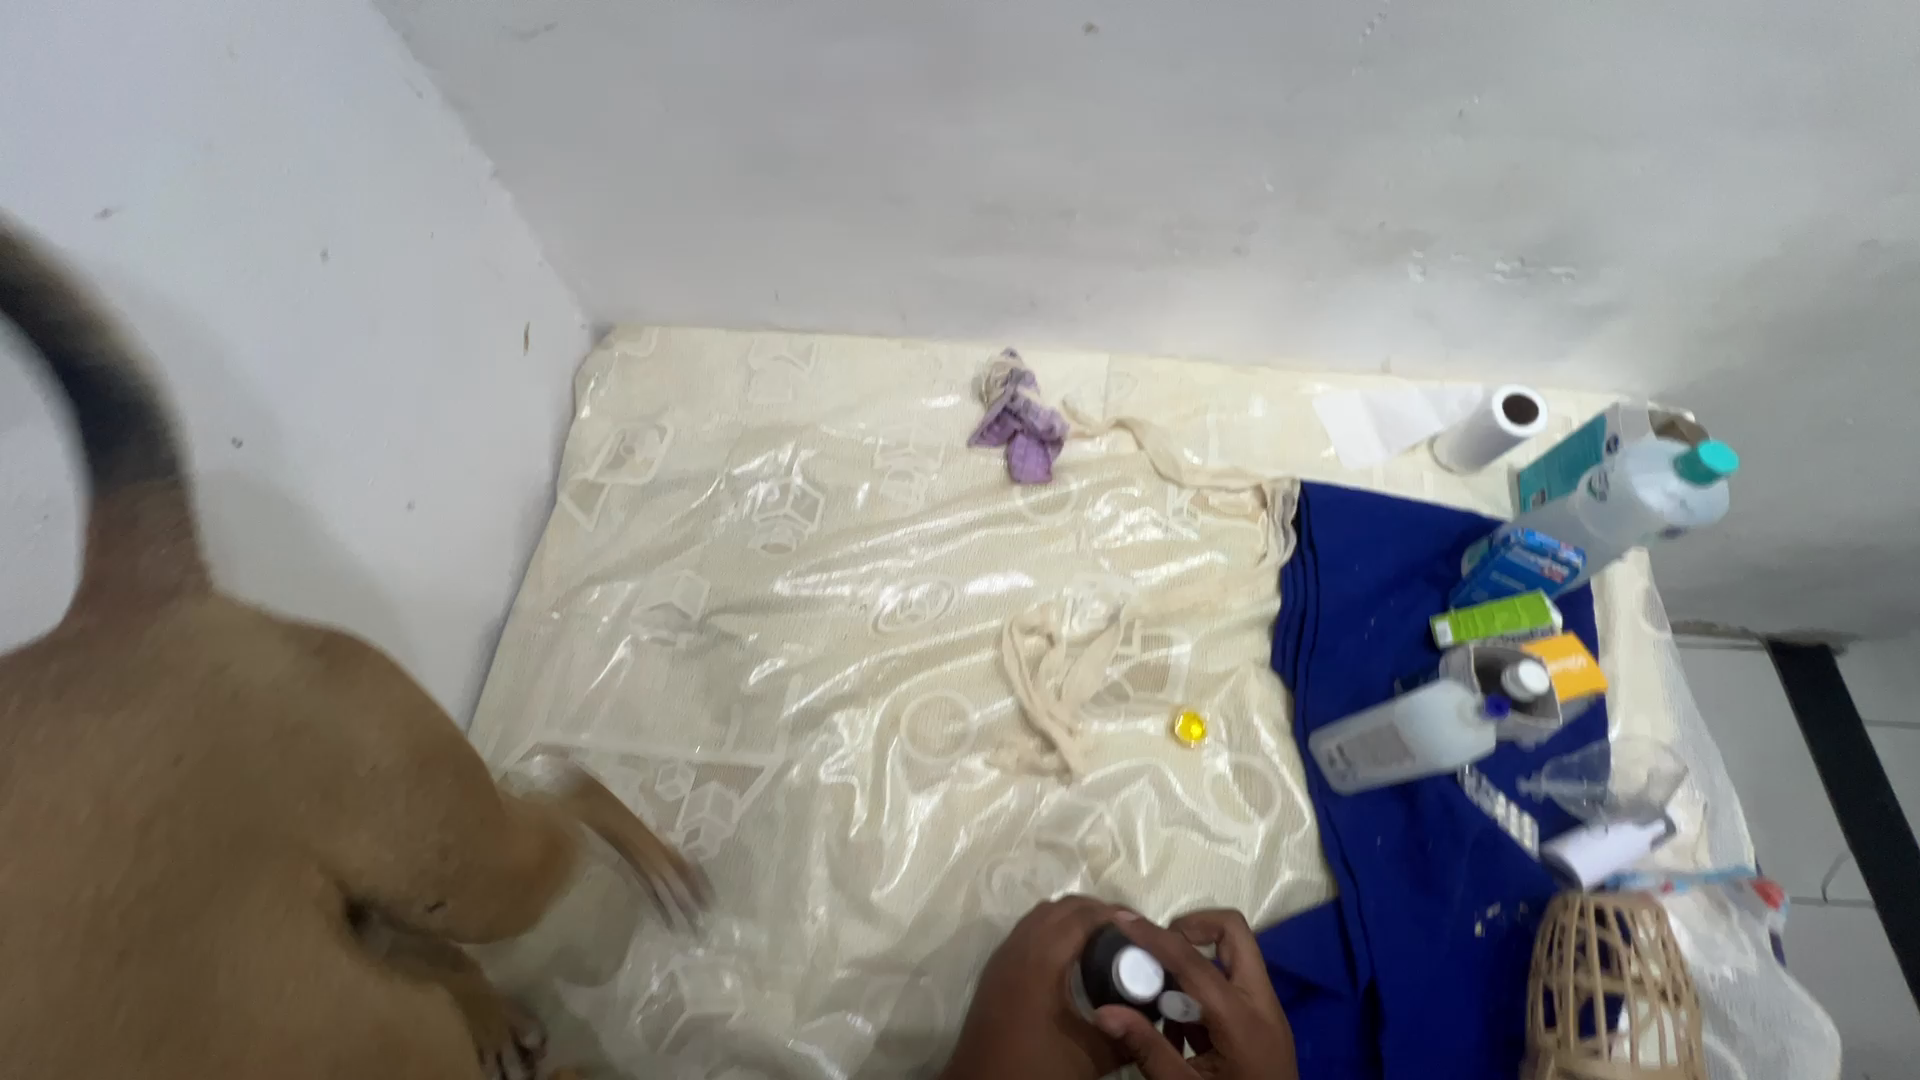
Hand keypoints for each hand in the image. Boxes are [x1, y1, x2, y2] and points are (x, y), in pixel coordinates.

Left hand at [940, 895, 1128, 1079]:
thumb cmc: (1034, 1068)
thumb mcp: (1089, 1056)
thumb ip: (1125, 1033)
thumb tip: (1153, 1018)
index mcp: (1042, 957)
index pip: (1082, 916)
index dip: (1114, 914)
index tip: (1143, 926)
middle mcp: (1020, 944)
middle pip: (1062, 908)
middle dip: (1096, 911)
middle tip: (1128, 932)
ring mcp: (1005, 953)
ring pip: (1042, 915)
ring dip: (1072, 918)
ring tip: (1103, 938)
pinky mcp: (997, 966)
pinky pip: (1029, 929)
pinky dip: (1053, 929)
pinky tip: (1071, 954)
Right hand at [1092, 910, 1297, 1079]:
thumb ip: (1146, 1048)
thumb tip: (1102, 1012)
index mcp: (1242, 1021)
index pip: (1192, 959)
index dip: (1154, 936)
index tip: (1122, 919)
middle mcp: (1262, 1003)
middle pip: (1232, 931)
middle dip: (1190, 928)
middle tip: (1156, 950)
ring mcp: (1268, 1011)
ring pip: (1233, 952)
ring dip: (1194, 958)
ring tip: (1161, 993)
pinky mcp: (1265, 1022)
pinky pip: (1232, 980)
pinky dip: (1203, 984)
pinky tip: (1178, 1023)